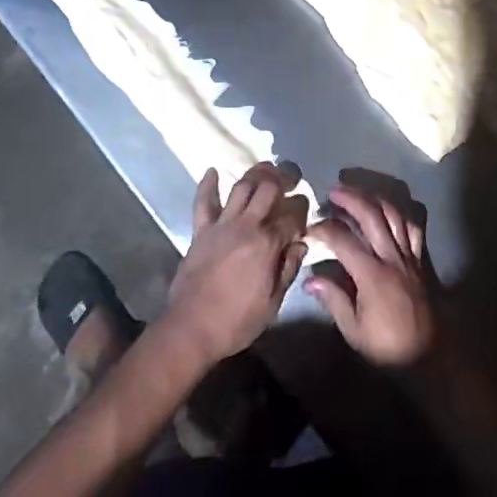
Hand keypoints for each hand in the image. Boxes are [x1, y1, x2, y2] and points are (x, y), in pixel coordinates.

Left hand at [160, 164, 308, 366]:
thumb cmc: (236, 321)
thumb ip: (288, 269)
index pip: (292, 216)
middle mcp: (246, 225)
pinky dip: (207, 185)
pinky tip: (213, 171)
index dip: (302, 211)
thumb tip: (301, 245)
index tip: (305, 213)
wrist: (191, 327)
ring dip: (254, 174)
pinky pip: (203, 202)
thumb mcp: (272, 303)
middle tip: (291, 178)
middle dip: (283, 179)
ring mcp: (221, 225)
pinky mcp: (200, 230)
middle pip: (268, 189)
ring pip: (240, 187)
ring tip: (266, 169)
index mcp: (268, 244)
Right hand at [304, 186, 439, 366]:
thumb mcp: (354, 330)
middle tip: (334, 191)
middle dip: (351, 199)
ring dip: (374, 199)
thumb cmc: (388, 346)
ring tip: (358, 193)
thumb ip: (333, 300)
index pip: (343, 240)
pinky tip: (388, 211)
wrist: (429, 355)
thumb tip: (309, 280)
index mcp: (372, 274)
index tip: (310, 228)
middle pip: (371, 215)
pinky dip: (399, 215)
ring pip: (393, 215)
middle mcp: (391, 257)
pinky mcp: (420, 259)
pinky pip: (412, 228)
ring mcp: (409, 255)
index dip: (324, 229)